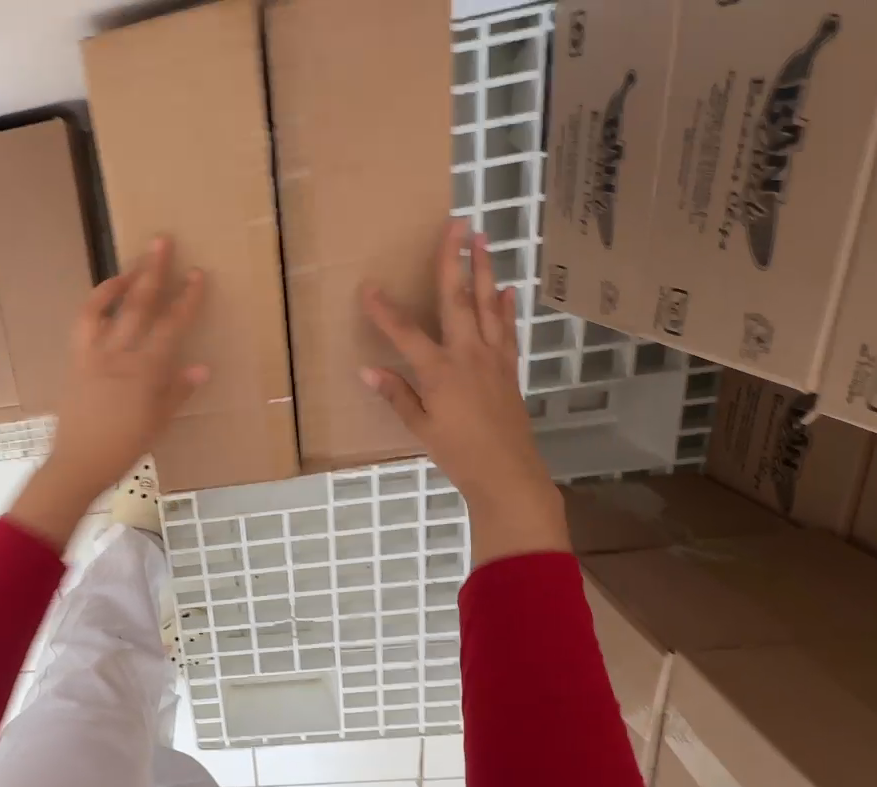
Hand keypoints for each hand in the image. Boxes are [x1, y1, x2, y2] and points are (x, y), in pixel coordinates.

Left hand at [48, 236, 208, 495]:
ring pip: (108, 308)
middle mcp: (119, 355)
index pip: (172, 326)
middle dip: (153, 271)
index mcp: (145, 371)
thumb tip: (201, 366)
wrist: (78, 463)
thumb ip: (177, 391)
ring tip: (134, 264)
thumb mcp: (158, 422)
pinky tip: (105, 297)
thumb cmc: (123, 448)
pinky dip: (95, 305)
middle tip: (161, 241)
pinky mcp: (76, 361)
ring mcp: (94, 355)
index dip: (187, 299)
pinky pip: (84, 325)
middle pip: (140, 304)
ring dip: (121, 280)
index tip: (198, 275)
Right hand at [360, 221, 567, 563]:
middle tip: (457, 224)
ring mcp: (492, 357)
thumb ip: (396, 394)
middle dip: (453, 261)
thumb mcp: (419, 427)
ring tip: (483, 240)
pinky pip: (506, 329)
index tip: (369, 286)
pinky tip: (505, 291)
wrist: (507, 471)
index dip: (384, 309)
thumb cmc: (457, 452)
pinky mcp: (508, 367)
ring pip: (486, 305)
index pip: (405, 332)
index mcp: (439, 371)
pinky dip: (505, 308)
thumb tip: (367, 370)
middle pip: (457, 299)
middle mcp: (467, 354)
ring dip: (484, 270)